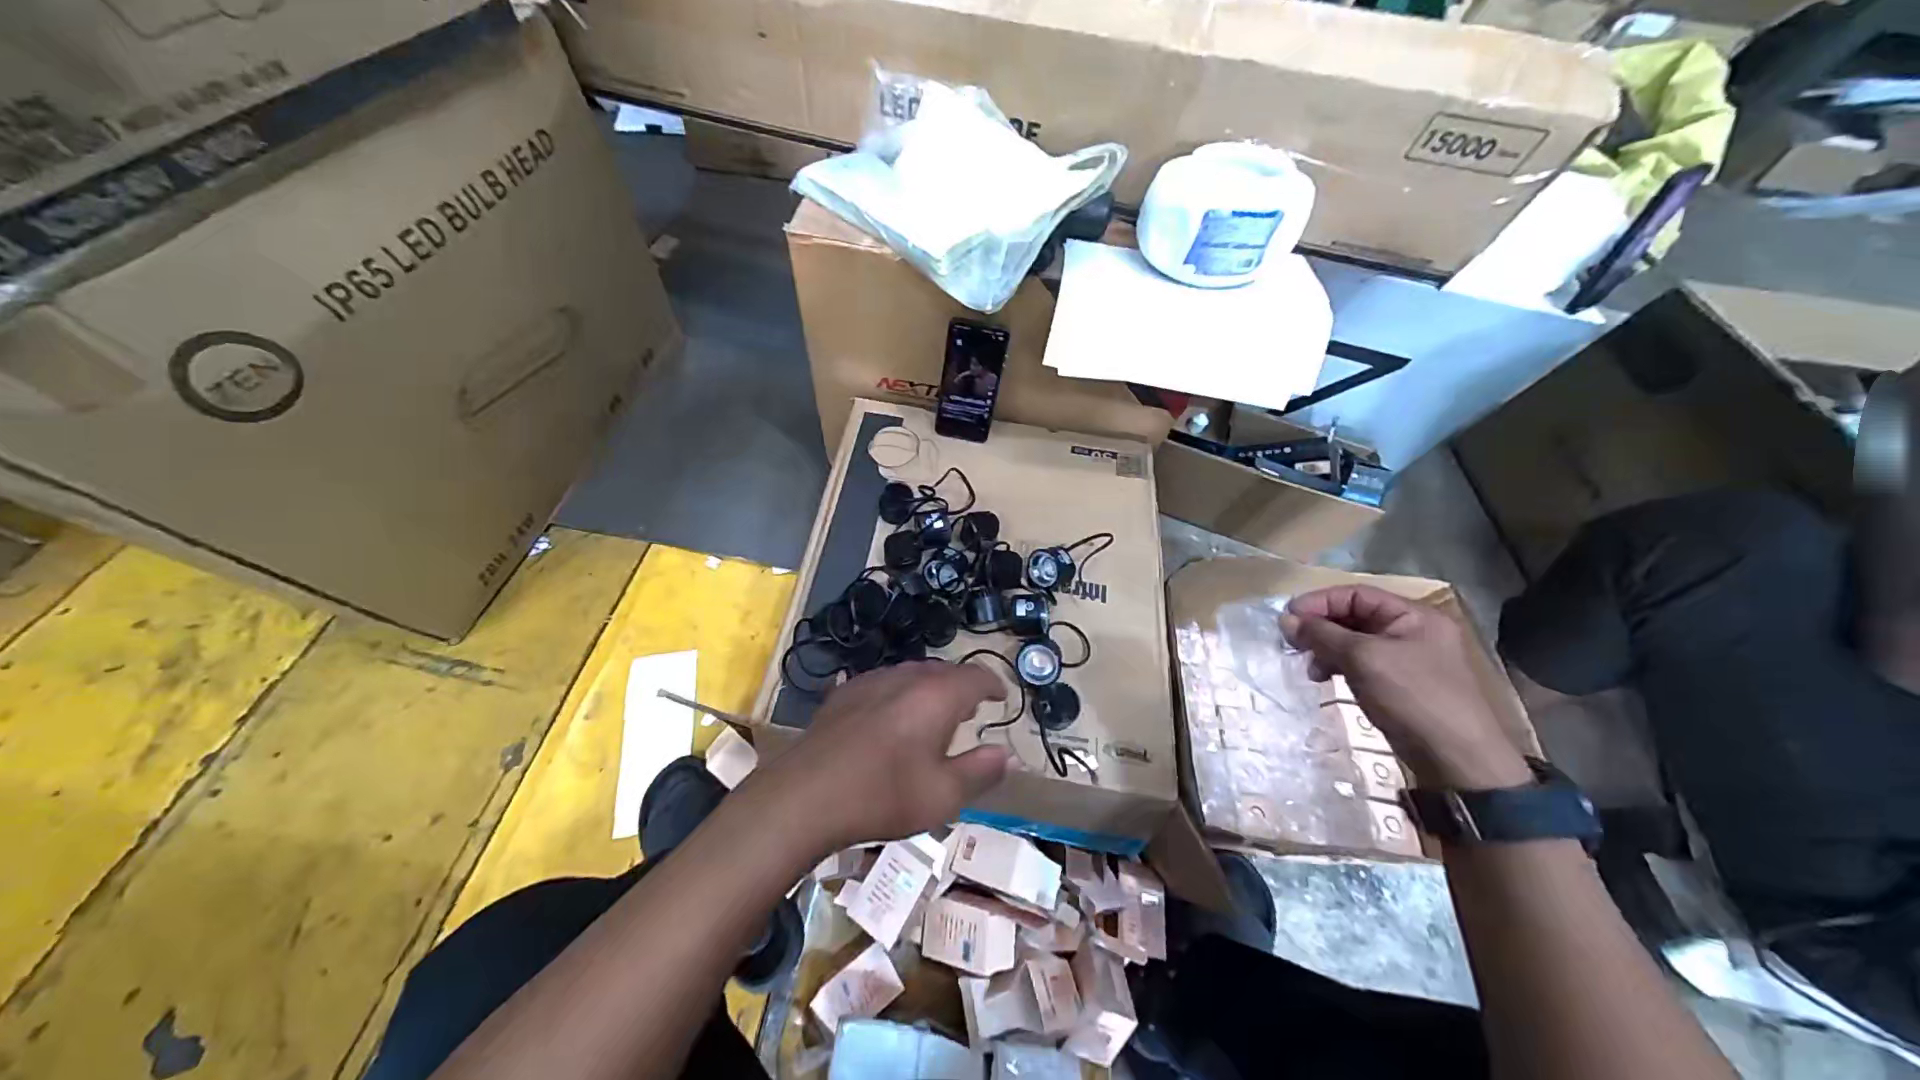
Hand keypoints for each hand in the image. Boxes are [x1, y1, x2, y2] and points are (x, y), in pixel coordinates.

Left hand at [753, 661, 1013, 850]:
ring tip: (933, 714)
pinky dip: (898, 694)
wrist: (804, 796)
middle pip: (942, 671)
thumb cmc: (882, 796)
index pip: (975, 676)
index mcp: (936, 696)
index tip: (1000, 697)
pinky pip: (882, 684)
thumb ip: (980, 771)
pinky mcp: (842, 695)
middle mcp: (904, 678)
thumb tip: (1004, 754)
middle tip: (970, 709)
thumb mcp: (943, 796)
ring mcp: (869, 682)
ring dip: (929, 689)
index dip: (992, 685)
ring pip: (910, 674)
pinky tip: (890, 717)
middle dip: (961, 686)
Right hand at [1281, 585, 1529, 789]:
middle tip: (1293, 643)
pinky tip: (1326, 680)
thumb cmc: (1413, 698)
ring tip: (1311, 669)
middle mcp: (1413, 632)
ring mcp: (1408, 660)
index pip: (1356, 594)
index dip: (1320, 602)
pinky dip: (1340, 667)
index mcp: (1414, 616)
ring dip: (1327, 650)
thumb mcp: (1363, 659)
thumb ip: (1323, 635)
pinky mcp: (1401, 686)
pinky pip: (1362, 665)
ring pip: (1355, 642)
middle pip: (1355, 617)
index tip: (1288, 618)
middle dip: (1321, 627)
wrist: (1457, 761)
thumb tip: (1286, 619)